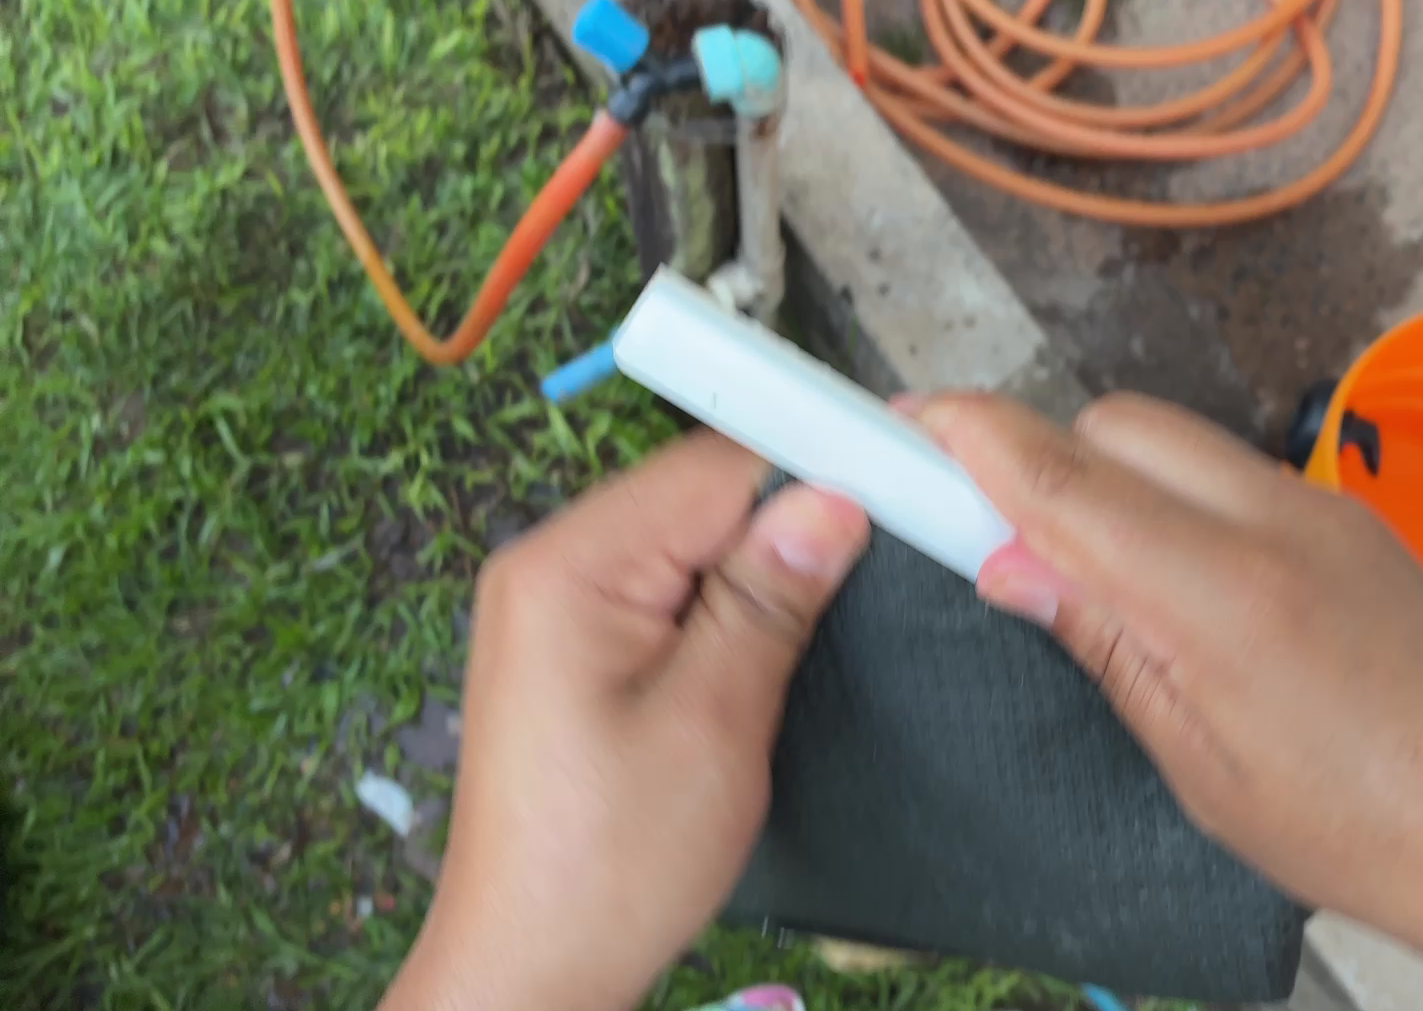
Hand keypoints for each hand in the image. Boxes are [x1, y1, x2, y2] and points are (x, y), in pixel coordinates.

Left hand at [381, 432, 869, 1010]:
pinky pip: (674, 570)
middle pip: (699, 491)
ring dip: (760, 554)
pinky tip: (761, 623)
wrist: (535, 963)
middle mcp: (554, 560)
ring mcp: (561, 594)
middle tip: (853, 563)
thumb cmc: (618, 855)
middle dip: (782, 518)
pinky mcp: (581, 628)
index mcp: (571, 567)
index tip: (880, 496)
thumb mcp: (714, 718)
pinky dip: (730, 584)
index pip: (711, 468)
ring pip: (693, 528)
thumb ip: (769, 597)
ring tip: (813, 598)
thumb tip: (834, 502)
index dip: (803, 473)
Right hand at [914, 392, 1422, 1010]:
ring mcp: (1316, 502)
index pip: (1065, 477)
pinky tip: (1170, 567)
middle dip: (1039, 451)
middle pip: (1115, 425)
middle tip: (1001, 522)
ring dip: (1102, 471)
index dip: (973, 435)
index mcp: (1219, 592)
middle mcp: (1271, 515)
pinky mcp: (1343, 512)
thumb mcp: (1194, 759)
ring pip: (1168, 438)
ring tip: (1088, 558)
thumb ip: (1098, 636)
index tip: (909, 421)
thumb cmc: (1355, 830)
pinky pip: (1219, 468)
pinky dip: (1161, 489)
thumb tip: (1007, 562)